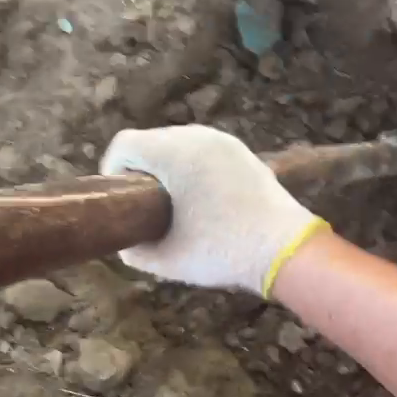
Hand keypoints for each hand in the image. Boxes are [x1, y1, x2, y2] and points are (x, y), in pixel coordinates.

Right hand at [101, 125, 328, 295]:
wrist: (285, 250)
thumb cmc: (222, 251)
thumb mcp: (168, 260)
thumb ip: (136, 251)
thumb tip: (126, 244)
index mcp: (175, 152)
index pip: (125, 144)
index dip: (111, 170)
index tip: (116, 200)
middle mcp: (198, 136)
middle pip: (152, 142)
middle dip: (140, 171)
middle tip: (140, 208)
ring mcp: (224, 142)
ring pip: (179, 146)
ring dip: (167, 171)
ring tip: (169, 207)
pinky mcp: (243, 153)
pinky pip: (204, 153)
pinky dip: (193, 171)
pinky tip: (199, 203)